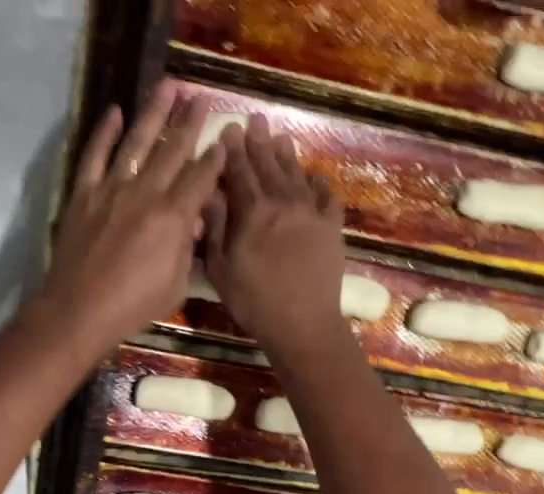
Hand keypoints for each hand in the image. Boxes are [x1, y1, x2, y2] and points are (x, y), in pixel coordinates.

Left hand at [37, 83, 224, 353]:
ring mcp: (112, 190)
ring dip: (154, 112)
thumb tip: (191, 225)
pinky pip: (94, 155)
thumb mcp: (175, 285)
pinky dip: (104, 132)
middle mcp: (147, 193)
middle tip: (203, 98)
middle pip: (174, 149)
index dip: (215, 156)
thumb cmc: (132, 307)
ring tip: (168, 87)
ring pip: (137, 141)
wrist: (80, 310)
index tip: (223, 139)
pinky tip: (115, 112)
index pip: (201, 176)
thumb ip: (186, 251)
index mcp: (174, 217)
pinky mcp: (84, 195)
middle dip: (191, 121)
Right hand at [201, 116, 348, 347]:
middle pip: (269, 166)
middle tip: (255, 120)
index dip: (232, 151)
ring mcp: (311, 214)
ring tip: (281, 138)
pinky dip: (320, 184)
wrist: (303, 323)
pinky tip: (315, 177)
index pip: (239, 173)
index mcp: (252, 212)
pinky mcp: (331, 229)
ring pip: (297, 176)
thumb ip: (216, 228)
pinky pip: (327, 198)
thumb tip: (211, 194)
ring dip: (287, 156)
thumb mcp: (221, 270)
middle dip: (259, 142)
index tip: (228, 129)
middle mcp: (283, 203)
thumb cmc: (253, 302)